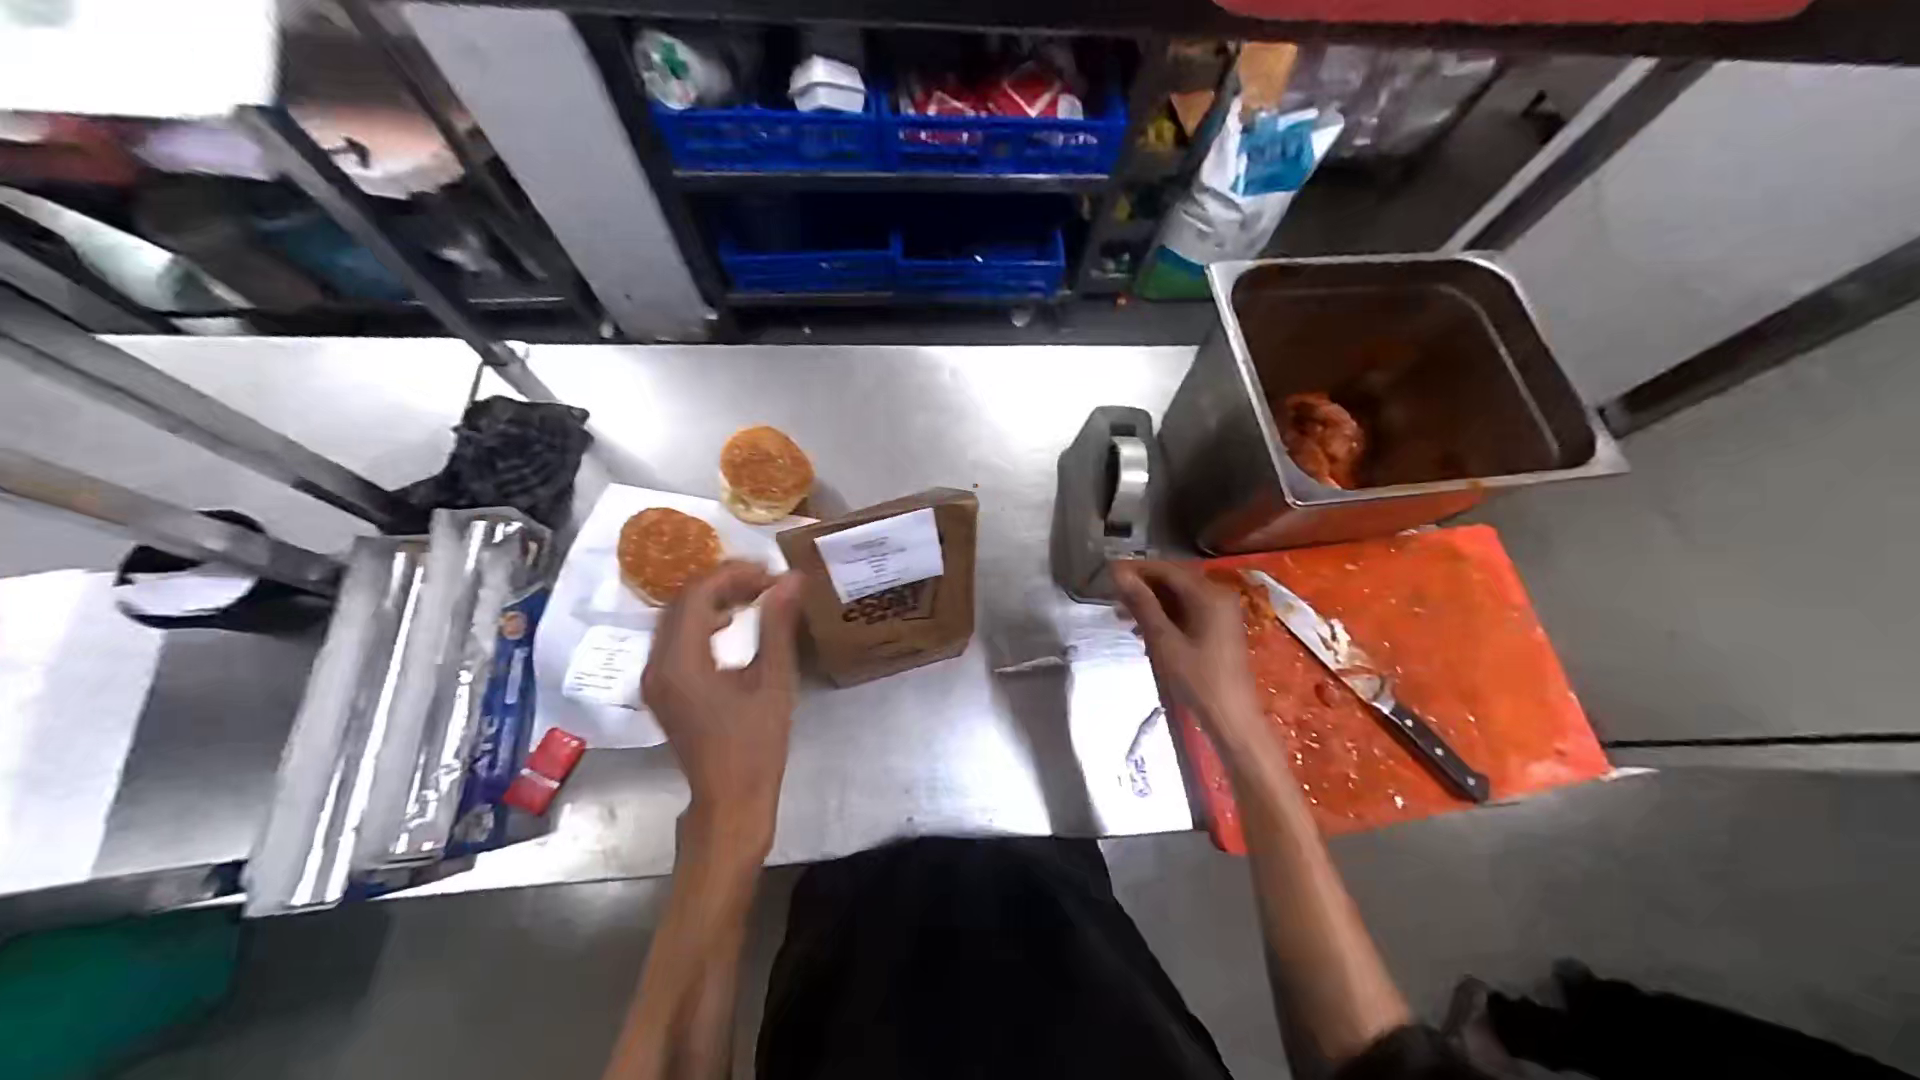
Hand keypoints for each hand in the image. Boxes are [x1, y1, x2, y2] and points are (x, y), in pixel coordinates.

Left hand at [642, 560, 803, 852]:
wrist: (731, 798)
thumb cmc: (757, 744)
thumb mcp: (774, 680)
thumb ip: (778, 625)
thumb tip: (791, 579)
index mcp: (681, 662)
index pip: (697, 595)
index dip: (733, 575)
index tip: (771, 573)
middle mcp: (656, 665)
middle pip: (681, 601)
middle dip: (722, 582)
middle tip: (765, 581)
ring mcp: (654, 677)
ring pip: (675, 617)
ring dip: (711, 599)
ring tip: (753, 596)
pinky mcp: (660, 687)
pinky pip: (674, 637)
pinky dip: (701, 621)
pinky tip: (730, 623)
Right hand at [1113, 561, 1262, 750]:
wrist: (1232, 717)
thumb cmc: (1198, 679)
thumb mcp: (1164, 641)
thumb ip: (1142, 604)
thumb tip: (1118, 574)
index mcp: (1209, 594)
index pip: (1166, 569)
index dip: (1135, 569)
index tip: (1107, 573)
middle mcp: (1218, 595)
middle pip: (1173, 580)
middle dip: (1142, 586)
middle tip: (1113, 597)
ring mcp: (1220, 611)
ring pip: (1179, 596)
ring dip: (1151, 602)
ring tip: (1123, 615)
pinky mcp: (1218, 627)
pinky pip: (1187, 610)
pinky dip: (1165, 615)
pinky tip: (1144, 629)